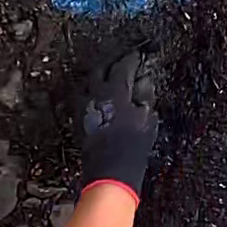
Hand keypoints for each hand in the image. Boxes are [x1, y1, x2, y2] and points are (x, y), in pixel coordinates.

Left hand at [79, 48, 158, 196]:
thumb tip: (143, 81)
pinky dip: (94, 90)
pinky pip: (85, 96)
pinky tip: (101, 95)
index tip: (139, 55)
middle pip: (101, 69)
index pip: (123, 66)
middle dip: (112, 61)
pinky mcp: (79, 118)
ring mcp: (84, 106)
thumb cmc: (132, 147)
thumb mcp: (147, 120)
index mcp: (114, 90)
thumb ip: (144, 97)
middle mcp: (95, 94)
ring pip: (90, 82)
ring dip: (101, 75)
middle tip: (122, 59)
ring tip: (111, 75)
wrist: (110, 172)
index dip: (132, 58)